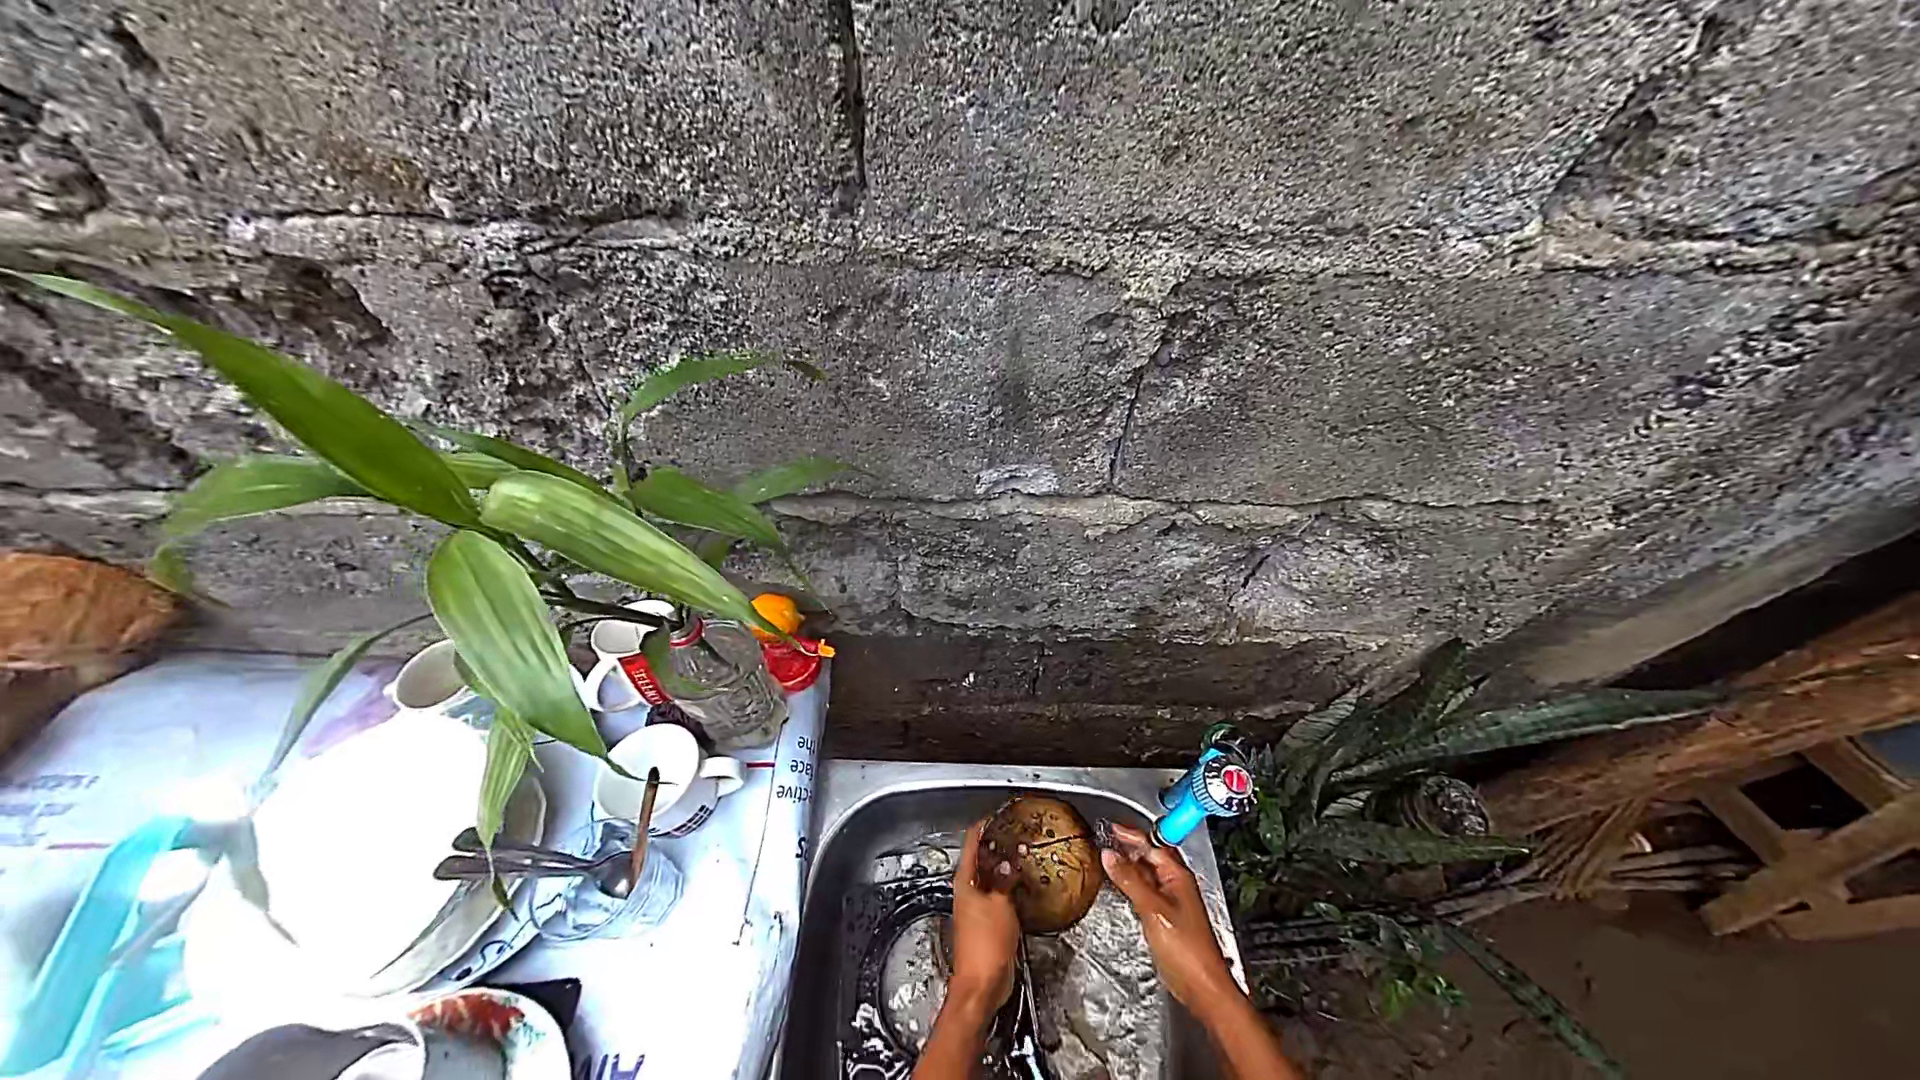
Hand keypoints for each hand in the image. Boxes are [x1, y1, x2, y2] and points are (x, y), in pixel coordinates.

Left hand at [947, 819, 1019, 1013]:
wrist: (983, 984)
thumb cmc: (986, 945)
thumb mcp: (1001, 905)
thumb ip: (1005, 880)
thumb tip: (1010, 861)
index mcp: (964, 881)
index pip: (971, 843)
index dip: (982, 827)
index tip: (996, 816)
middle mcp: (967, 891)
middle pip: (979, 859)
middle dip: (996, 847)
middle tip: (1014, 834)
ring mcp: (975, 907)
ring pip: (989, 878)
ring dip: (1003, 867)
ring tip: (1021, 855)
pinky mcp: (986, 922)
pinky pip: (996, 896)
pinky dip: (1007, 887)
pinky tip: (1021, 885)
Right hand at [1101, 822, 1240, 1017]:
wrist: (1204, 988)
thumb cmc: (1186, 950)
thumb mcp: (1152, 909)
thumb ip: (1129, 880)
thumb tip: (1109, 855)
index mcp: (1178, 876)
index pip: (1153, 844)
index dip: (1132, 834)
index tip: (1112, 827)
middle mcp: (1177, 884)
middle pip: (1152, 855)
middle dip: (1131, 845)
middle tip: (1108, 838)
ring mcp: (1174, 900)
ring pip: (1150, 872)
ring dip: (1131, 863)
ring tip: (1111, 856)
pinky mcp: (1168, 916)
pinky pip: (1148, 888)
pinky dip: (1134, 881)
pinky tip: (1123, 884)